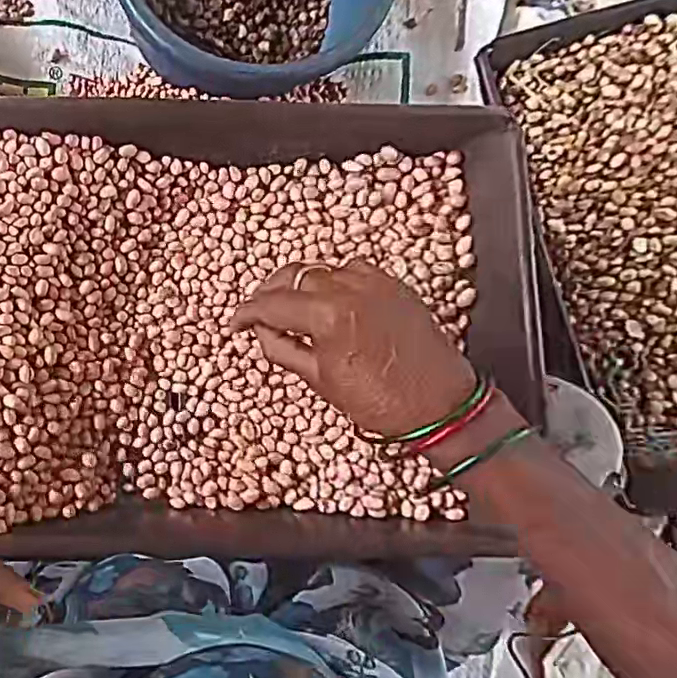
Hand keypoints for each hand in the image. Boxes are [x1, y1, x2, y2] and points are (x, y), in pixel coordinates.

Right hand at [228, 261, 476, 436]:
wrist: (439, 407)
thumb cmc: (381, 401)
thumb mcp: (317, 378)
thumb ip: (281, 347)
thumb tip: (262, 331)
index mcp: (327, 315)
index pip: (271, 304)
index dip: (247, 313)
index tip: (237, 323)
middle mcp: (351, 290)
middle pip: (293, 277)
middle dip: (270, 294)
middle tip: (259, 313)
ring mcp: (376, 285)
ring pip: (321, 270)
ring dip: (300, 286)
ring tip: (291, 307)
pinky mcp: (394, 287)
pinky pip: (353, 271)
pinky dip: (334, 281)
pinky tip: (328, 300)